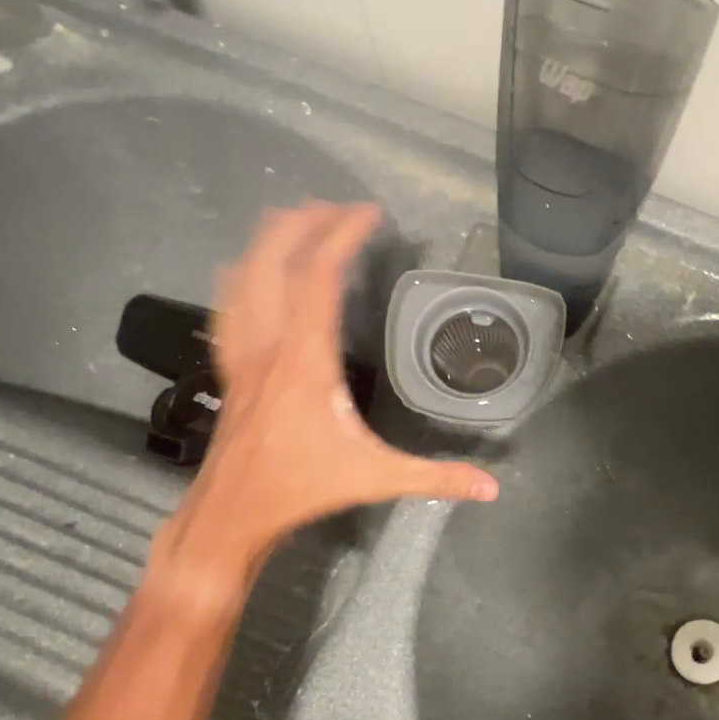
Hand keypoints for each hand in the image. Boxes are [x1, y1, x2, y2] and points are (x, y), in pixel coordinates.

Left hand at [193, 202, 497, 546]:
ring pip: (242, 278)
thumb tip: (491, 487)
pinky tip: (241, 270)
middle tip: (334, 207)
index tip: (367, 213)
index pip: (319, 278)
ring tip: (292, 220)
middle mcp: (268, 344)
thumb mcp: (377, 479)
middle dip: (302, 224)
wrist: (233, 512)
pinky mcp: (230, 369)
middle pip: (272, 261)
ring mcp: (242, 354)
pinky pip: (227, 308)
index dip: (342, 236)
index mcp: (306, 360)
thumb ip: (436, 478)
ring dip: (267, 242)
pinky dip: (238, 278)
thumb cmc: (303, 489)